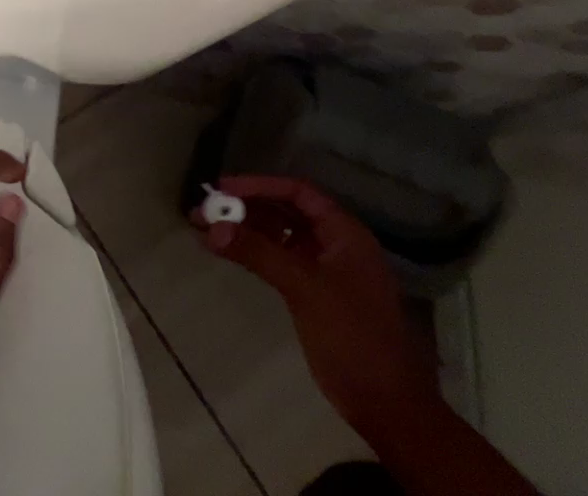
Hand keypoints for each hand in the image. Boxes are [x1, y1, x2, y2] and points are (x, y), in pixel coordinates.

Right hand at [195, 175, 437, 430]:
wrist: (385, 401)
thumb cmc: (353, 336)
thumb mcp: (305, 289)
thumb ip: (259, 254)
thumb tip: (212, 227)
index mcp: (345, 234)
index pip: (299, 193)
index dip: (259, 186)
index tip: (221, 189)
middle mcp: (335, 245)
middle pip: (285, 212)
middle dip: (244, 208)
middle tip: (202, 212)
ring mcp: (324, 270)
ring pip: (279, 237)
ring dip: (244, 230)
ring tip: (203, 231)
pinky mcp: (312, 293)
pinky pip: (278, 260)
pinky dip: (252, 253)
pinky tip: (225, 253)